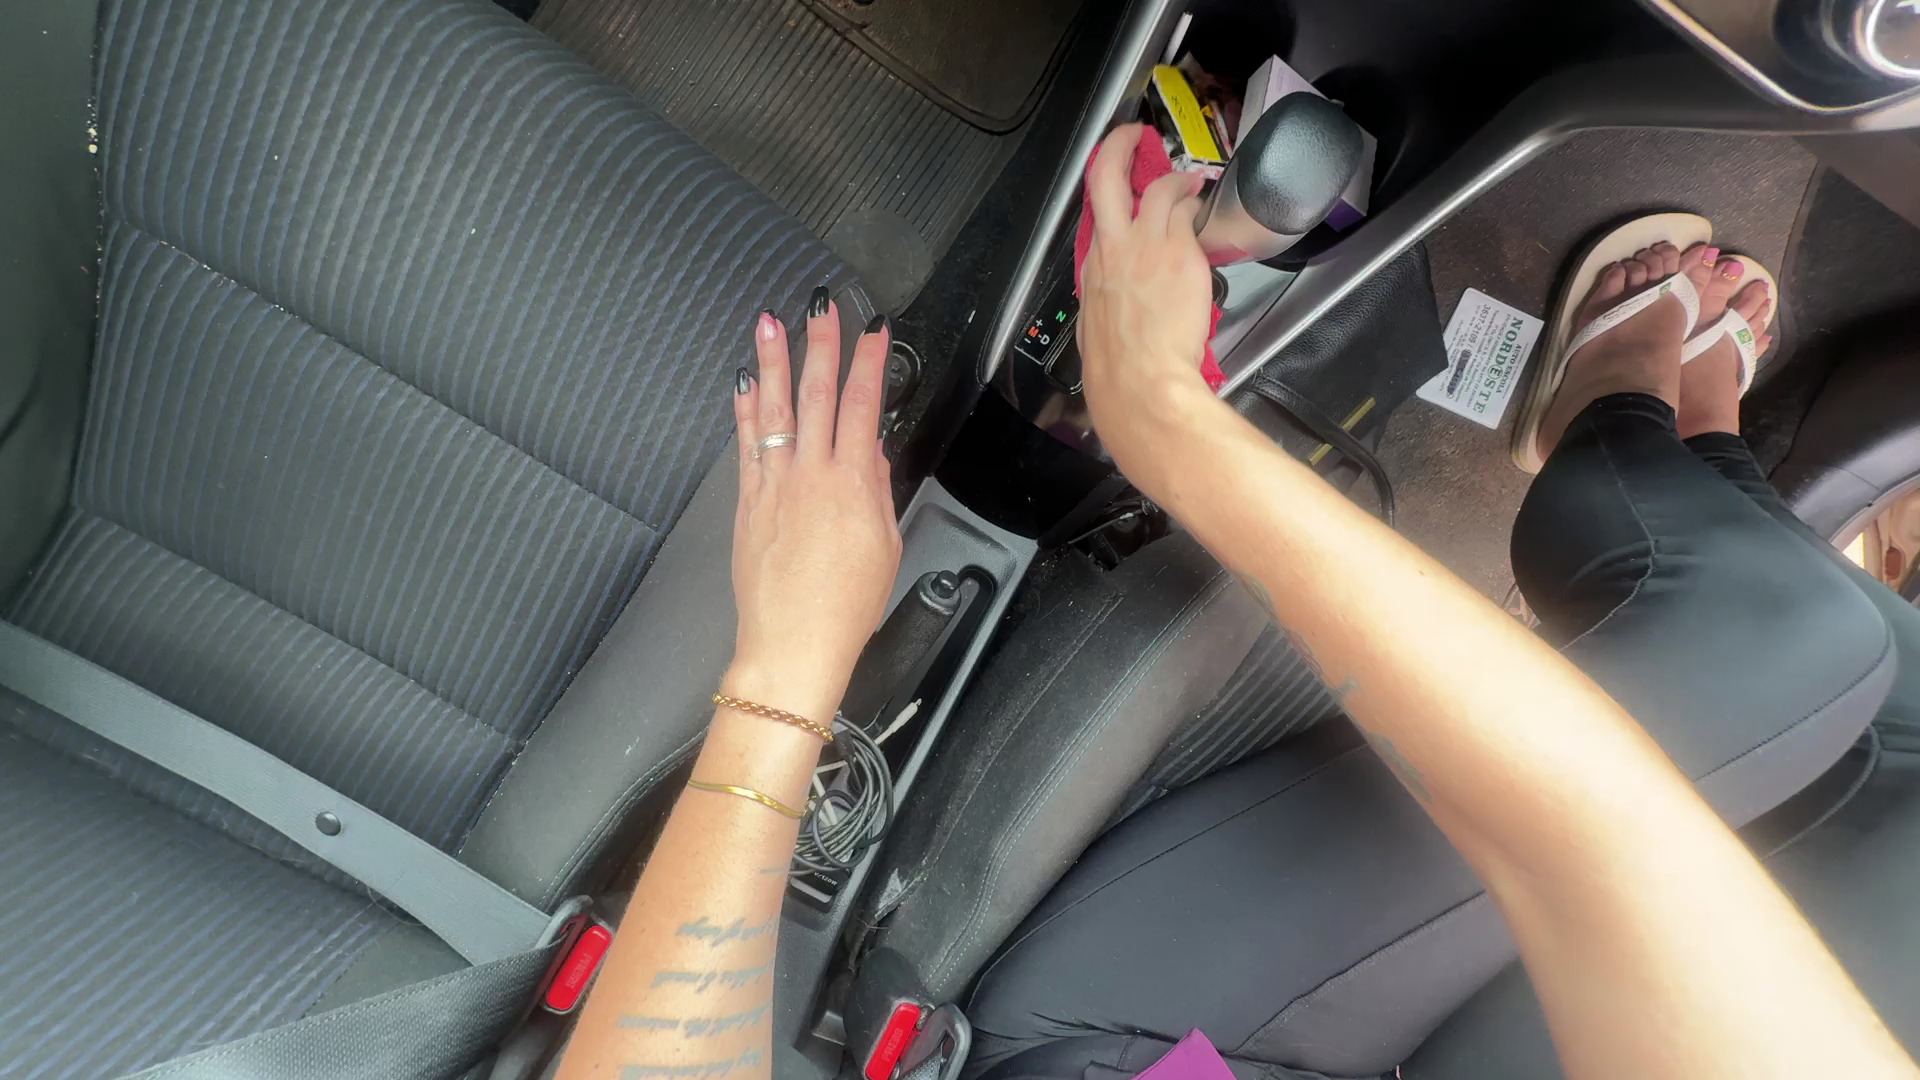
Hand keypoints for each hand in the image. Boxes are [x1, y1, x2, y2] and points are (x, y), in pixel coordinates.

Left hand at [727, 299, 902, 722]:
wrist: (792, 643)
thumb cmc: (846, 605)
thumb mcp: (884, 547)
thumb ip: (878, 492)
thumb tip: (873, 455)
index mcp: (853, 484)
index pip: (864, 407)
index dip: (870, 363)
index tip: (874, 331)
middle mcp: (810, 474)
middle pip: (818, 395)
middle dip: (821, 344)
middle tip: (821, 305)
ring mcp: (773, 485)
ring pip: (774, 410)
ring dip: (773, 362)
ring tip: (769, 322)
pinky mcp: (747, 502)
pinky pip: (746, 445)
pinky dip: (744, 411)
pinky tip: (742, 382)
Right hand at [1077, 124, 1224, 486]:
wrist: (1140, 381)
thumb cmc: (1118, 369)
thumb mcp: (1096, 329)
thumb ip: (1106, 299)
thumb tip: (1116, 296)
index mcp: (1092, 269)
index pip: (1093, 213)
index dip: (1104, 187)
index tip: (1113, 175)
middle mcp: (1113, 248)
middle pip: (1107, 175)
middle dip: (1120, 145)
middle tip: (1133, 136)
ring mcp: (1146, 245)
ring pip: (1159, 188)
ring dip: (1176, 179)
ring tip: (1189, 183)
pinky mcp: (1179, 252)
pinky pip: (1189, 214)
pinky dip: (1196, 206)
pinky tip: (1203, 210)